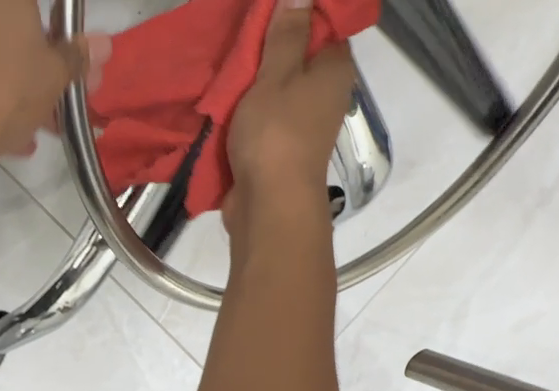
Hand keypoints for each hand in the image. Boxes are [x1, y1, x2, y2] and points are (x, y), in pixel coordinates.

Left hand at [0, 0, 110, 162]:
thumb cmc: (9, 91)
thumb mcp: (56, 75)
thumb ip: (78, 57)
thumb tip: (101, 46)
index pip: (39, 4)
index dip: (58, 28)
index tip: (67, 52)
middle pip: (17, 34)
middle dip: (45, 68)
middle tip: (65, 98)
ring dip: (22, 94)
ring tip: (43, 129)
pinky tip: (15, 141)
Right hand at [224, 0, 353, 215]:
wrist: (269, 203)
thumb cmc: (275, 135)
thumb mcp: (276, 76)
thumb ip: (286, 35)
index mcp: (334, 67)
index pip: (323, 25)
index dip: (295, 17)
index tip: (262, 20)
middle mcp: (325, 92)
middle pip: (297, 60)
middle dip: (266, 55)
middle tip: (234, 50)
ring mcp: (303, 124)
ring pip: (277, 93)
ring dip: (251, 89)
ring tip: (224, 82)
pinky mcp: (280, 149)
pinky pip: (263, 121)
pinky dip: (245, 117)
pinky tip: (224, 115)